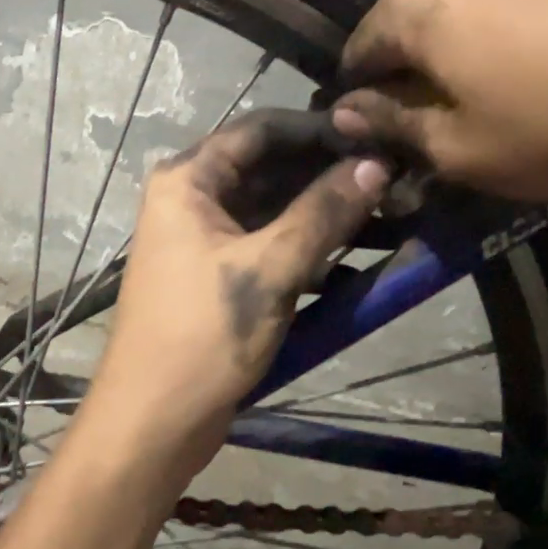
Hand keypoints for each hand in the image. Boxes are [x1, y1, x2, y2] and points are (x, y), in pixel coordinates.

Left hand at [80, 109, 391, 476]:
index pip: (260, 129)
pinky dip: (308, 246)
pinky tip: (358, 256)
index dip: (318, 130)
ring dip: (324, 211)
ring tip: (390, 213)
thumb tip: (375, 165)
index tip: (375, 137)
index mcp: (188, 178)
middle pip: (269, 166)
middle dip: (327, 173)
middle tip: (394, 179)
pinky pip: (269, 242)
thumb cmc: (204, 335)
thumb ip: (322, 214)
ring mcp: (205, 235)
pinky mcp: (220, 271)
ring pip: (273, 206)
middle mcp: (193, 195)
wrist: (153, 419)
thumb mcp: (269, 270)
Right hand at [334, 0, 547, 200]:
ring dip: (481, 35)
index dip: (366, 96)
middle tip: (464, 112)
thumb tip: (344, 110)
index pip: (360, 51)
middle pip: (418, 17)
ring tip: (528, 80)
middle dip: (426, 62)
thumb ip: (392, 127)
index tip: (389, 131)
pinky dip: (537, 17)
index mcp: (413, 2)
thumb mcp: (465, 151)